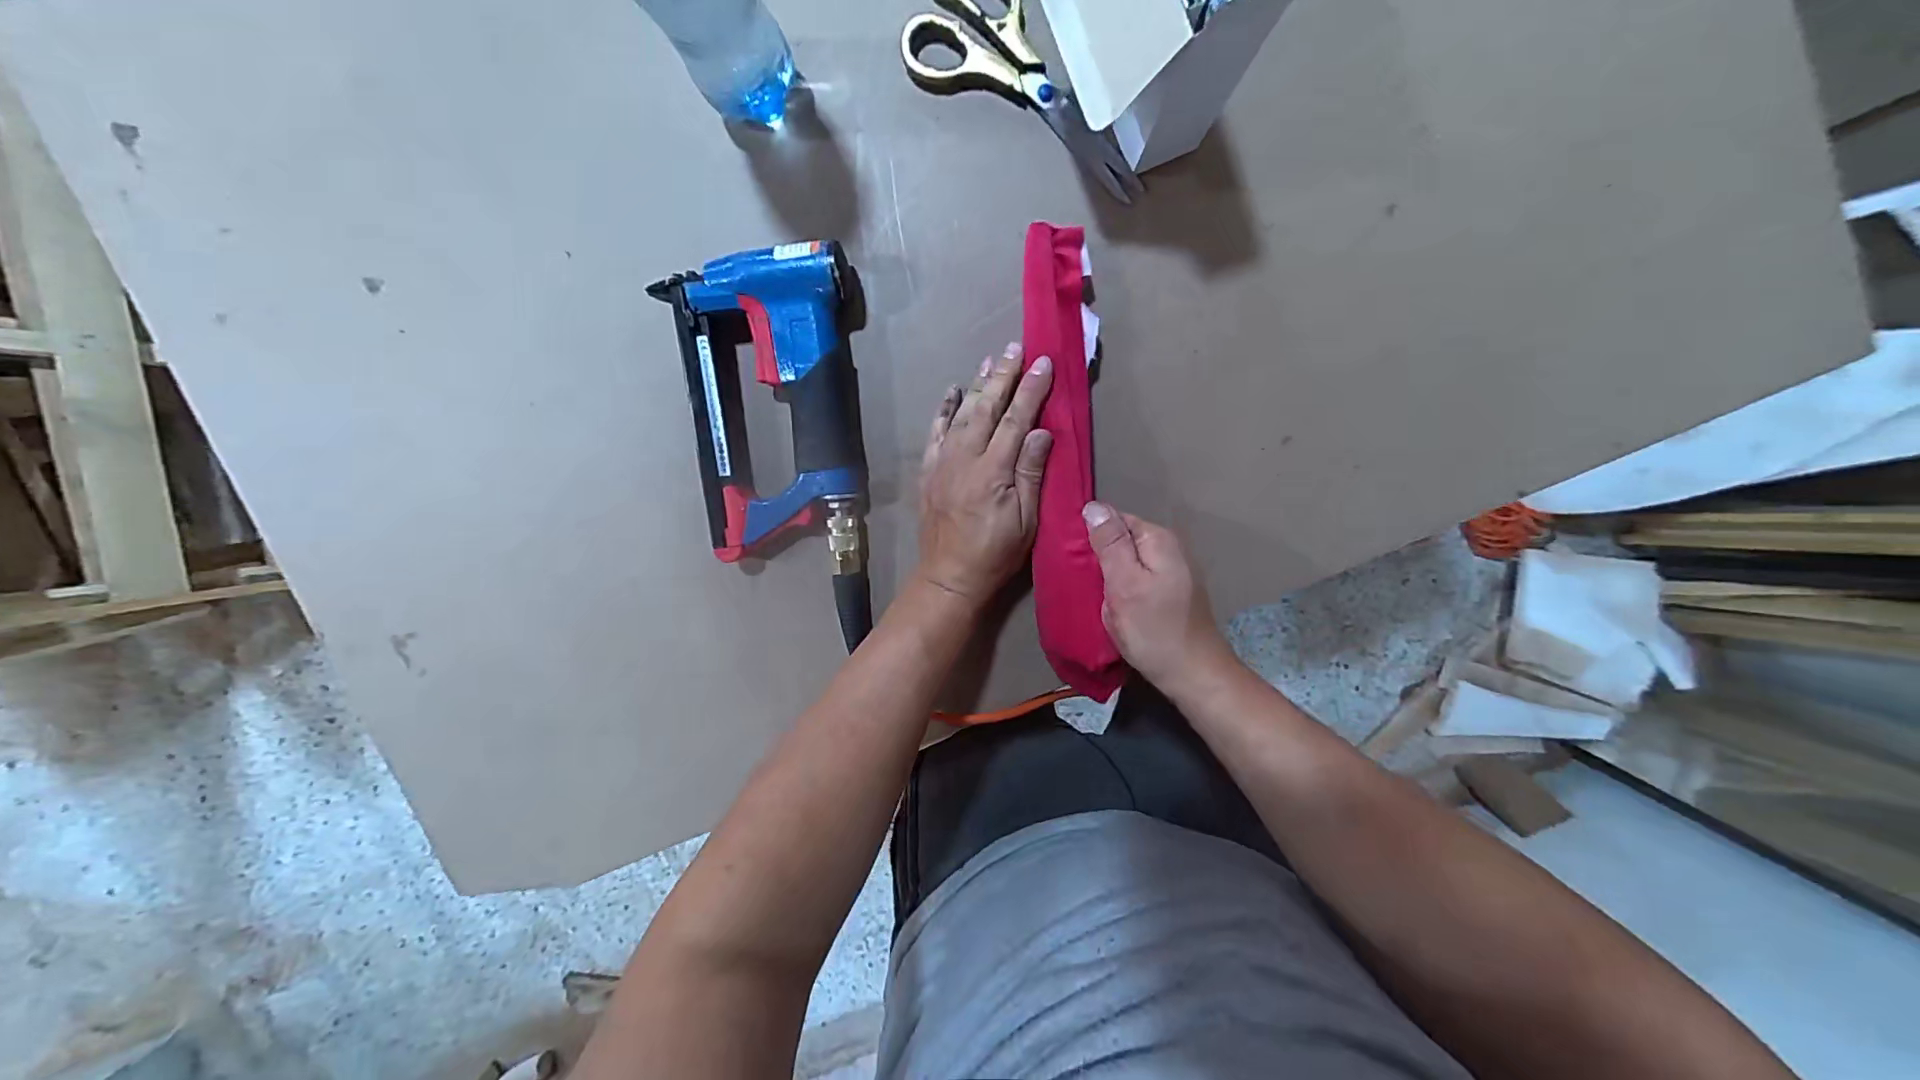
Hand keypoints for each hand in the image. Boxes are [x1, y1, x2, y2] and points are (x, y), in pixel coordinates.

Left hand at [915, 342, 1054, 606]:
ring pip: (961, 413)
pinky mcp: (929, 470)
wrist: (948, 575)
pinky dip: (944, 409)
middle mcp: (965, 457)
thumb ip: (1031, 473)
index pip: (1016, 419)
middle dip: (1004, 375)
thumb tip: (1042, 431)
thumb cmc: (995, 552)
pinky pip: (936, 432)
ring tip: (991, 361)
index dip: (1031, 389)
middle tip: (1016, 348)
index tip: (1044, 363)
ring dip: (977, 384)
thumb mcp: (1025, 520)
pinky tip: (953, 392)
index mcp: (993, 470)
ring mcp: (943, 462)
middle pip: (986, 407)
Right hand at [1083, 503, 1237, 691]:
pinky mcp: (1167, 593)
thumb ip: (1110, 544)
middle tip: (1075, 577)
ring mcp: (1169, 572)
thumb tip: (1093, 506)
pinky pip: (1134, 580)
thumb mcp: (1124, 584)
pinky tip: (1108, 603)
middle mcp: (1167, 549)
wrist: (1193, 675)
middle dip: (1097, 556)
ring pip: (1125, 562)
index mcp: (1157, 539)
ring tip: (1087, 591)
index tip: (1070, 556)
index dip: (1090, 534)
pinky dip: (1119, 589)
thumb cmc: (1154, 631)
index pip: (1113, 519)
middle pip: (1120, 540)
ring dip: (1106, 575)